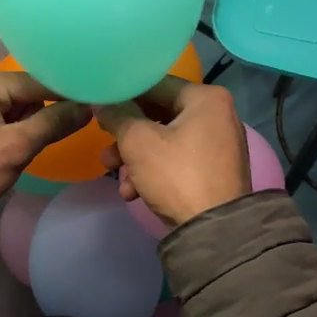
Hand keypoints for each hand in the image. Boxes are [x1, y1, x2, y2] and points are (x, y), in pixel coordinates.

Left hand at [0, 70, 91, 202]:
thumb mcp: (16, 146)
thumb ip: (53, 122)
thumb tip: (88, 107)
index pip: (36, 81)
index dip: (65, 94)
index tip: (93, 104)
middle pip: (26, 91)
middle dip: (46, 110)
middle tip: (69, 127)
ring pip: (15, 105)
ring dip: (30, 122)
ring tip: (45, 138)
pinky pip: (1, 115)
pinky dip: (15, 127)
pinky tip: (23, 143)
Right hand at [96, 77, 251, 227]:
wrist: (214, 232)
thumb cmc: (177, 175)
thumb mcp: (138, 142)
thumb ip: (117, 115)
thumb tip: (101, 101)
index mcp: (206, 98)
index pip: (155, 85)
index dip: (123, 96)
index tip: (100, 109)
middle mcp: (216, 115)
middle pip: (158, 116)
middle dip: (127, 137)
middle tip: (106, 151)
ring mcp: (217, 145)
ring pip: (164, 142)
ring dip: (135, 159)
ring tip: (118, 180)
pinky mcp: (213, 171)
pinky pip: (176, 161)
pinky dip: (154, 172)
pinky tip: (134, 193)